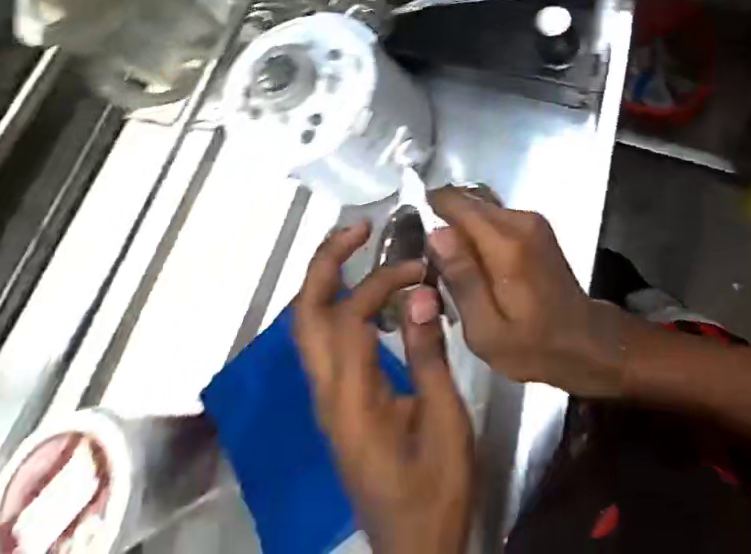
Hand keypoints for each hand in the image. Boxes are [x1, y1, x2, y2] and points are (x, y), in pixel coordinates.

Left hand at [291, 221, 473, 553]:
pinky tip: (367, 297)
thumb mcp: (445, 424)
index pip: (348, 317)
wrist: (413, 550)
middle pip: (305, 311)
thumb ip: (428, 355)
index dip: (380, 282)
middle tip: (359, 228)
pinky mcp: (334, 403)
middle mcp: (324, 391)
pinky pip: (322, 340)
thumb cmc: (434, 492)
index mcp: (349, 397)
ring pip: (307, 324)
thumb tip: (419, 292)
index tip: (417, 269)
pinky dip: (337, 304)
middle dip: (326, 262)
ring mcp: (324, 398)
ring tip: (358, 247)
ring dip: (326, 279)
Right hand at [428, 186, 630, 397]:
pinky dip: (475, 231)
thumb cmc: (535, 346)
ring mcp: (530, 220)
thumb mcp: (487, 331)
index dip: (429, 210)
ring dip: (459, 226)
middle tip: (430, 256)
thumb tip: (436, 234)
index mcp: (505, 244)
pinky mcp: (534, 226)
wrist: (589, 344)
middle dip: (441, 218)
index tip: (413, 234)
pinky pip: (492, 215)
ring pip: (478, 206)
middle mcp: (518, 221)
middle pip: (465, 200)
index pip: (455, 202)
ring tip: (450, 263)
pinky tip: (473, 263)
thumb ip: (461, 279)